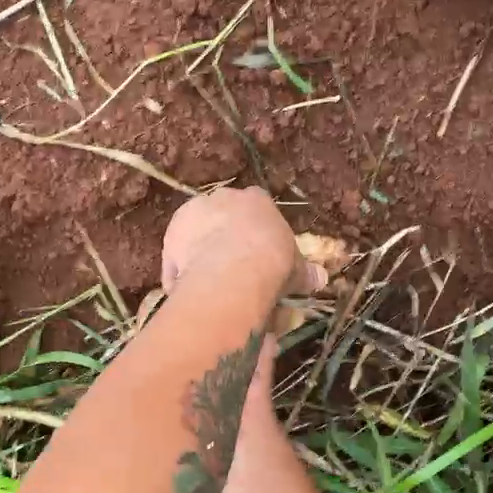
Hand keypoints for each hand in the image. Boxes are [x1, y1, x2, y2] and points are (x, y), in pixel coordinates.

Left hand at [160, 187, 309, 294]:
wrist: (237, 269)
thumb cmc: (274, 262)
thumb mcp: (295, 268)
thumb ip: (304, 272)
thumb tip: (322, 280)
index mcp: (256, 199)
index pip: (256, 206)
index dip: (254, 230)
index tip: (257, 251)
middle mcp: (222, 198)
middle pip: (221, 216)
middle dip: (223, 238)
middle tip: (230, 268)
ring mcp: (193, 214)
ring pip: (195, 235)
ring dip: (198, 254)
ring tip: (207, 285)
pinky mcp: (170, 237)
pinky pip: (175, 257)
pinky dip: (179, 274)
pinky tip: (189, 294)